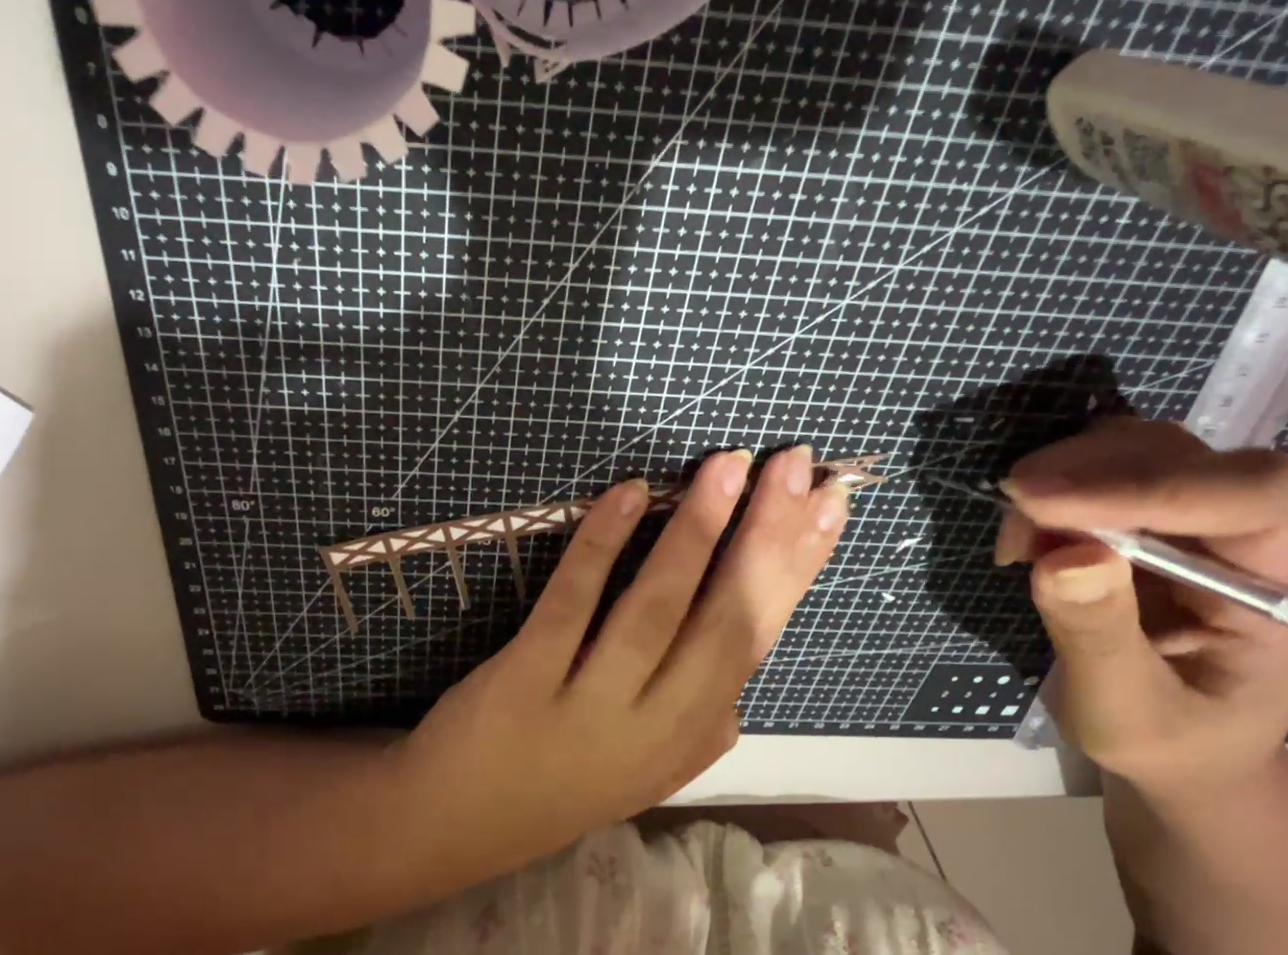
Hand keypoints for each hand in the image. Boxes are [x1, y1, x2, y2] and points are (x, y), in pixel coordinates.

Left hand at [391, 446, 851, 874]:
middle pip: (726, 615)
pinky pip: (573, 600)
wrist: (458, 823)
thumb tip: (742, 694)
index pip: (759, 635)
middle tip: (793, 464)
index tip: (829, 501)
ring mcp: (593, 703)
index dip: (798, 565)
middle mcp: (658, 723)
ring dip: (696, 530)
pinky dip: (601, 543)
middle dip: (766, 534)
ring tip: (725, 465)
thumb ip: (699, 730)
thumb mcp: (645, 769)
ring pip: (659, 606)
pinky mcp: (528, 680)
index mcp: (694, 732)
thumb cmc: (557, 782)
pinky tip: (627, 494)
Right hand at [995, 417, 1287, 796]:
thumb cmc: (1167, 743)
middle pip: (1183, 456)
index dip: (1147, 487)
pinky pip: (1101, 463)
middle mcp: (1252, 535)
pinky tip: (1026, 528)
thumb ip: (1099, 638)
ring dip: (1063, 472)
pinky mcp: (1148, 511)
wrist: (1174, 747)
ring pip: (1137, 447)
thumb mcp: (1126, 713)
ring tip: (1017, 536)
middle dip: (1088, 473)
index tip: (1040, 503)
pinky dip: (1053, 481)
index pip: (1246, 497)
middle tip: (1013, 513)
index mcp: (1283, 588)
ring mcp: (1198, 516)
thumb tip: (1063, 553)